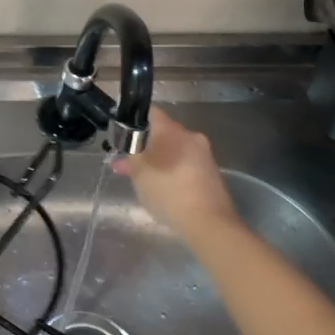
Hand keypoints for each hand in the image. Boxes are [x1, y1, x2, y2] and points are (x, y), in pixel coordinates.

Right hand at [114, 106, 236, 237]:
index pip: (150, 112)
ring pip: (174, 150)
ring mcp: (204, 155)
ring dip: (159, 160)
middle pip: (162, 133)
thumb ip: (129, 156)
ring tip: (143, 179)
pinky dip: (173, 171)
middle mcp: (191, 136)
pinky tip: (163, 189)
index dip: (133, 120)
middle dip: (145, 146)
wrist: (209, 223)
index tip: (123, 135)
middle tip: (129, 163)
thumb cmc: (167, 190)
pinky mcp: (212, 173)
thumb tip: (126, 150)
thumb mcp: (137, 172)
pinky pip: (186, 164)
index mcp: (171, 130)